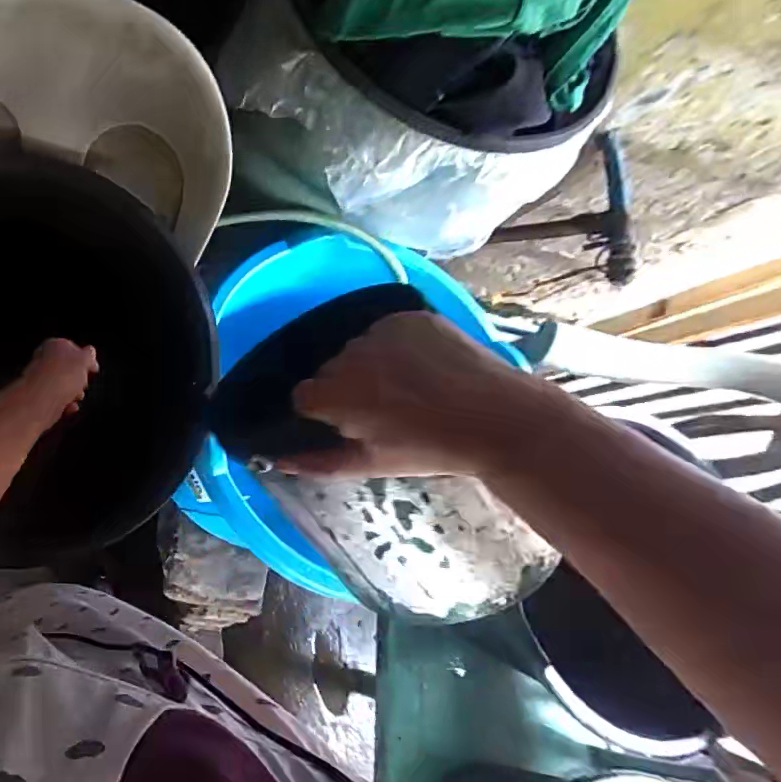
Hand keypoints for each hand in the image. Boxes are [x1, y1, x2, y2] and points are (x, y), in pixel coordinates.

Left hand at [19, 338, 98, 418]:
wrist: (41, 402)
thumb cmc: (63, 376)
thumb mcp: (84, 360)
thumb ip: (88, 355)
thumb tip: (90, 353)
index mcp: (53, 345)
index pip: (71, 348)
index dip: (84, 358)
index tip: (92, 368)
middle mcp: (43, 360)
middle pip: (67, 369)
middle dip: (78, 379)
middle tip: (84, 384)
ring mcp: (39, 381)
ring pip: (62, 386)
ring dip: (73, 393)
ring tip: (77, 397)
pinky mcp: (38, 399)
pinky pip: (57, 401)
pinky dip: (65, 405)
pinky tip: (70, 407)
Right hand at [282, 312, 563, 477]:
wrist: (502, 420)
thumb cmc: (431, 449)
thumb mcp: (372, 463)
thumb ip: (318, 462)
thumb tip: (278, 461)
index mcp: (335, 395)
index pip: (303, 395)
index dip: (322, 410)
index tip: (347, 421)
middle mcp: (348, 357)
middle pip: (328, 370)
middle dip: (345, 386)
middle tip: (380, 406)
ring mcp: (380, 333)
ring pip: (355, 349)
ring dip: (369, 364)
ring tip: (404, 385)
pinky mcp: (408, 318)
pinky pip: (383, 330)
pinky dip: (393, 345)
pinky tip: (418, 364)